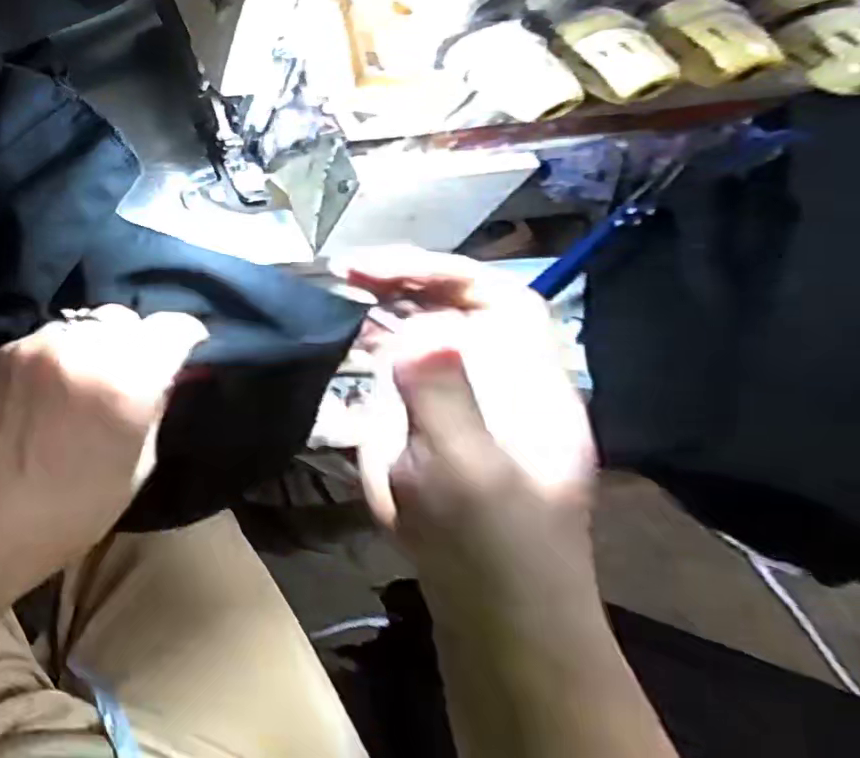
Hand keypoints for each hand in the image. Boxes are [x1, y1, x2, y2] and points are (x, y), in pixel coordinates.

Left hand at [0, 305, 208, 597]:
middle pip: (123, 318)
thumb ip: (154, 408)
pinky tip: (50, 387)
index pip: (169, 327)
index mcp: (122, 383)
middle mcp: (79, 349)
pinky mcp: (4, 350)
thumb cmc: (71, 512)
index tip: (185, 352)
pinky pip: (48, 337)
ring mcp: (36, 345)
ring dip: (95, 344)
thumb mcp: (137, 468)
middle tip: (132, 373)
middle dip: (136, 341)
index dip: (184, 338)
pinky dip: (60, 353)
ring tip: (86, 380)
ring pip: (83, 324)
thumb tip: (164, 375)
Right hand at [333, 247, 598, 619]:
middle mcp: (491, 374)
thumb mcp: (469, 469)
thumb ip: (447, 399)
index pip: (498, 299)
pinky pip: (396, 356)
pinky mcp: (419, 412)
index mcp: (524, 381)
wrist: (484, 592)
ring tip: (335, 285)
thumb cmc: (489, 534)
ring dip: (381, 299)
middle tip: (344, 269)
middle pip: (454, 303)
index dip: (442, 271)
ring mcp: (453, 392)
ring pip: (423, 325)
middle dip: (403, 277)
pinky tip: (339, 326)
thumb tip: (429, 331)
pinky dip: (367, 332)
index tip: (380, 267)